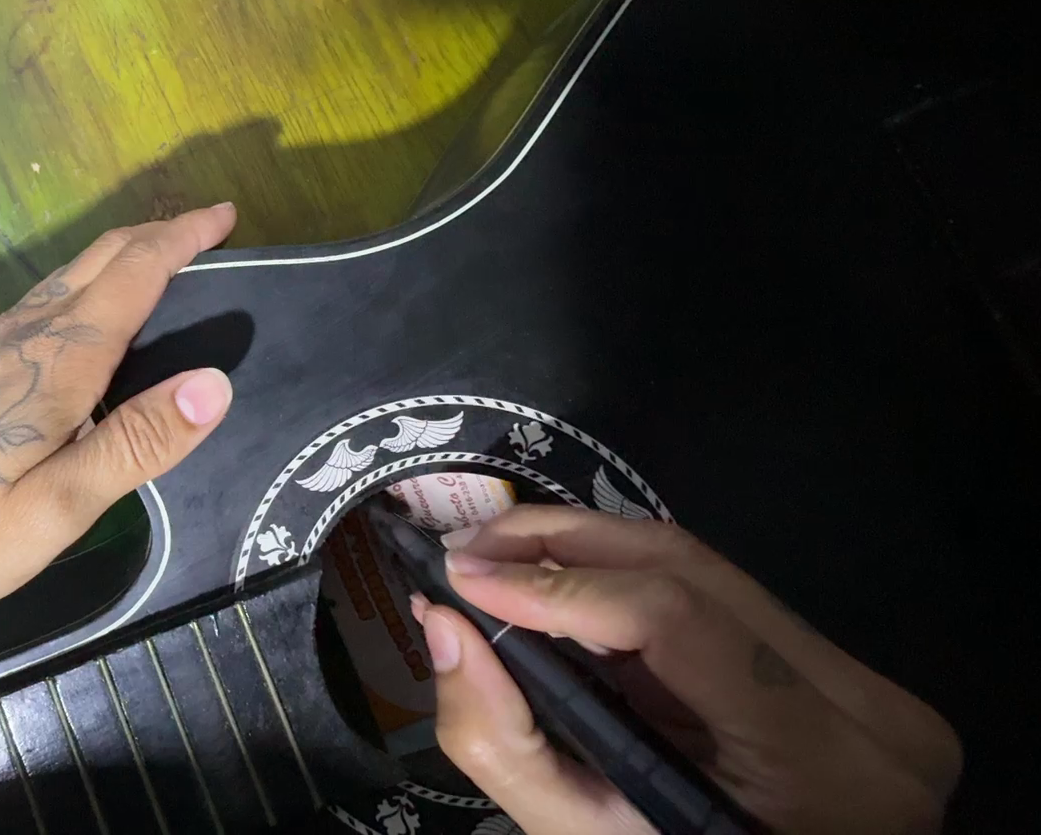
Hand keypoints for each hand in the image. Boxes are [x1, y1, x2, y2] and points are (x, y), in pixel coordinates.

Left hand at [0, 202, 237, 637]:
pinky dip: (88, 286)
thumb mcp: (54, 508)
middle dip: (158, 235)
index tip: (226, 214)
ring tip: (164, 260)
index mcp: (58, 361)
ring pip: (68, 278)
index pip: (134, 273)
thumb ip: (135, 444)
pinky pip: (44, 303)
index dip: (183, 238)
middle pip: (99, 260)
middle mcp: (25, 335)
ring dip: (122, 256)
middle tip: (208, 228)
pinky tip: (90, 318)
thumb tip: (217, 383)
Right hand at [412, 506, 959, 834]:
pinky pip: (691, 578)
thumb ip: (501, 742)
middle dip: (547, 539)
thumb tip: (439, 621)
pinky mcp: (815, 654)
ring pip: (682, 556)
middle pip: (676, 562)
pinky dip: (602, 565)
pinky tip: (544, 576)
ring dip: (568, 542)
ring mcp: (850, 672)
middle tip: (460, 548)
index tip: (460, 580)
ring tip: (487, 552)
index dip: (553, 586)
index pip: (673, 617)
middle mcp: (863, 701)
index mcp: (824, 764)